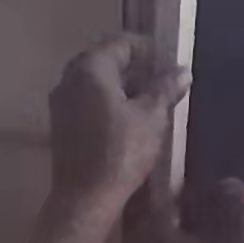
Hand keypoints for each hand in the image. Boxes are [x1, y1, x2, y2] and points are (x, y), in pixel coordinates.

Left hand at [49, 35, 190, 215]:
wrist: (85, 199)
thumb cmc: (120, 153)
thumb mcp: (152, 118)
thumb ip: (166, 89)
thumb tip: (182, 70)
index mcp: (89, 68)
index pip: (122, 43)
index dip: (149, 50)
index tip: (170, 63)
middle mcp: (68, 79)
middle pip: (105, 61)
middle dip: (134, 69)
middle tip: (161, 82)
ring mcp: (61, 103)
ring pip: (95, 84)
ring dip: (121, 88)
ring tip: (149, 103)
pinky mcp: (61, 127)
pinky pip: (87, 103)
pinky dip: (107, 104)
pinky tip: (127, 121)